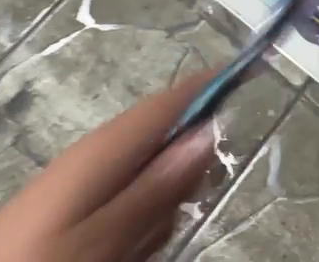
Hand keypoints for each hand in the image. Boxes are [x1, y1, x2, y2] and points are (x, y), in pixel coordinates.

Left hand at [0, 72, 220, 261]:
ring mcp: (81, 180)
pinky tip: (117, 253)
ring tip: (134, 247)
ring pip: (148, 177)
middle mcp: (95, 153)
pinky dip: (132, 224)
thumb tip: (208, 131)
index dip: (212, 84)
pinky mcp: (69, 207)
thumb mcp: (105, 237)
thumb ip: (158, 186)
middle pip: (165, 140)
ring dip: (156, 208)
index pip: (172, 98)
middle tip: (170, 215)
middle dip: (180, 174)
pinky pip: (122, 201)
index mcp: (106, 148)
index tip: (250, 75)